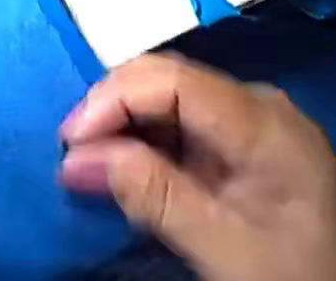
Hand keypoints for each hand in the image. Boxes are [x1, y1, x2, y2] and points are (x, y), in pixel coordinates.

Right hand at [58, 54, 335, 280]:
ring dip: (126, 126)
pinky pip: (185, 125)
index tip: (71, 140)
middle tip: (73, 153)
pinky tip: (127, 168)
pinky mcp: (249, 147)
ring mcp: (255, 123)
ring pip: (170, 99)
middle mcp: (258, 105)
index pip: (171, 80)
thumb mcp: (229, 256)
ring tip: (89, 162)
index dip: (113, 98)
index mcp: (264, 122)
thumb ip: (155, 197)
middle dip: (114, 109)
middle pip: (168, 81)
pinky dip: (150, 143)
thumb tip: (76, 159)